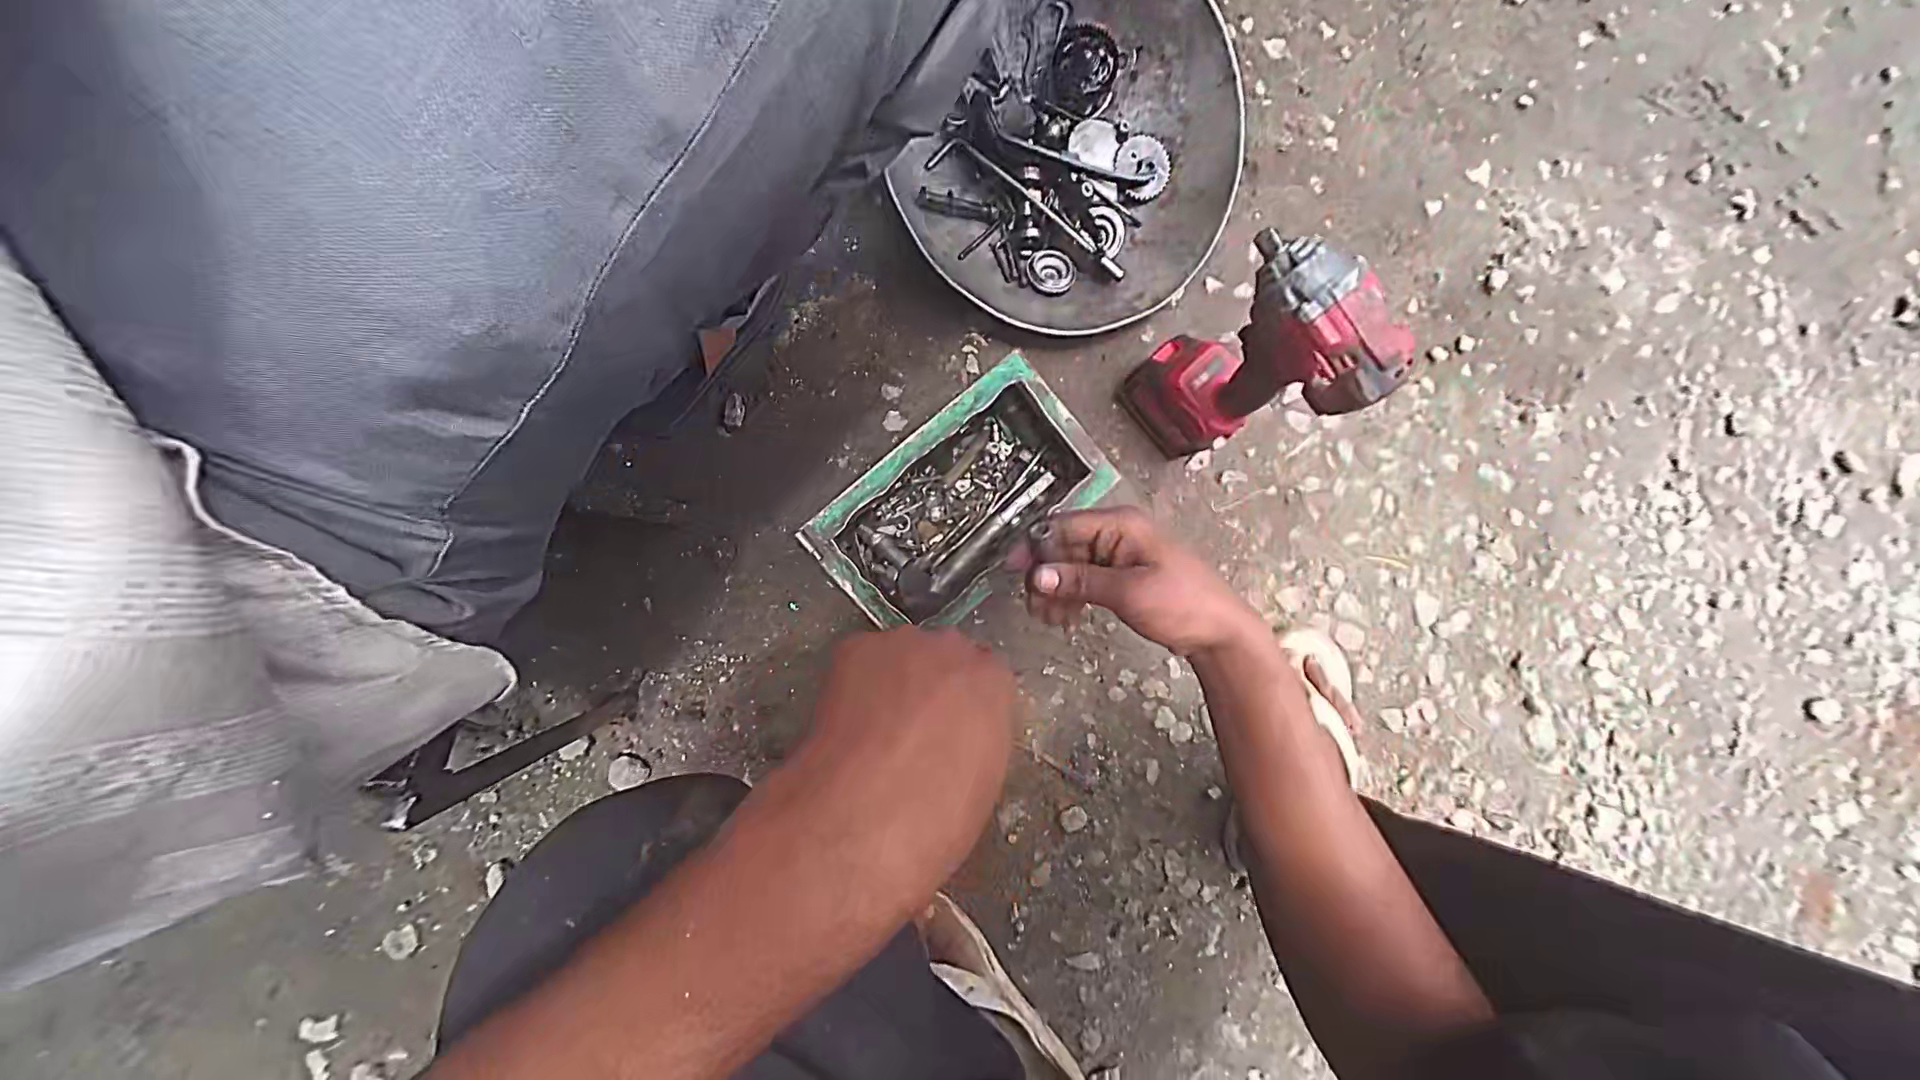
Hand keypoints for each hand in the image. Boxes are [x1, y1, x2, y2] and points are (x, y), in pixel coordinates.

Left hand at [788, 627, 1016, 882]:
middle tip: (912, 727)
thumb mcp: (983, 781)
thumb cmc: (937, 817)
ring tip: (873, 727)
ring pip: (902, 655)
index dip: (964, 705)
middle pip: (945, 656)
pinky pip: (861, 658)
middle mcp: (952, 648)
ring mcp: (902, 644)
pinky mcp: (856, 648)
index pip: (984, 676)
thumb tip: (957, 737)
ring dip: (893, 680)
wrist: (865, 815)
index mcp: (992, 681)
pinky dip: (856, 683)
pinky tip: (848, 721)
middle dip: (932, 684)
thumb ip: (978, 738)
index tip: (950, 729)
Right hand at [1007, 506, 1262, 655]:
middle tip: (1034, 602)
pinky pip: (1083, 581)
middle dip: (1045, 576)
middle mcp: (1117, 534)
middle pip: (1063, 548)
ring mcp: (1118, 556)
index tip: (1017, 570)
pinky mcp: (1119, 576)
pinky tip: (1066, 616)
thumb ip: (1080, 581)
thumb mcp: (1128, 591)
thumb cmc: (1186, 603)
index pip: (1063, 526)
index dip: (1036, 548)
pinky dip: (1071, 597)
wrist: (1219, 632)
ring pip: (1070, 567)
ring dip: (1055, 591)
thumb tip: (1040, 574)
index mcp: (1121, 525)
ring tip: (1050, 616)